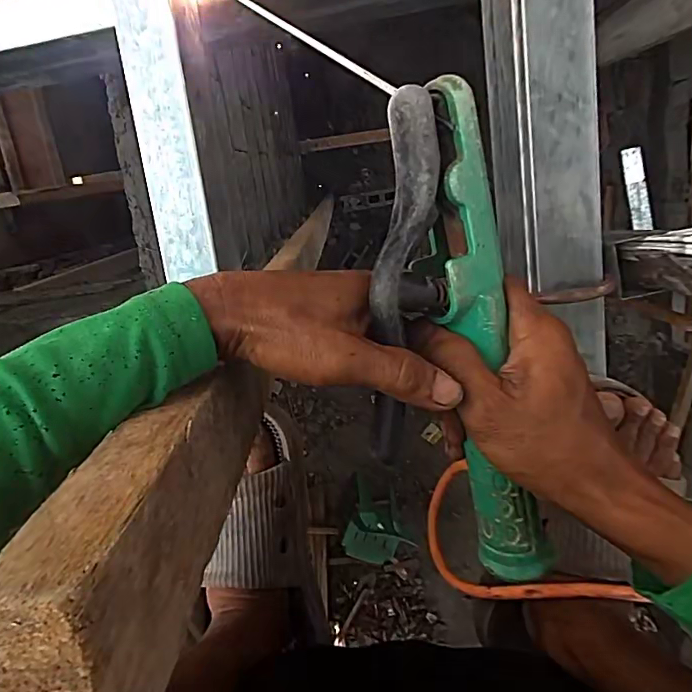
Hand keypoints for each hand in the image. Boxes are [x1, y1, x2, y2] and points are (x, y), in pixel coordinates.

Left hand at [185, 271, 463, 412]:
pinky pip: (365, 340)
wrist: (224, 317)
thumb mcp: (345, 358)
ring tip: (421, 399)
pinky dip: (377, 362)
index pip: (437, 312)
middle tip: (444, 401)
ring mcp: (344, 305)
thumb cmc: (278, 328)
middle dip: (431, 362)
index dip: (455, 346)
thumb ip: (398, 372)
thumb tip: (447, 389)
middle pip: (414, 327)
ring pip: (389, 336)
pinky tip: (380, 383)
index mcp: (378, 290)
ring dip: (404, 365)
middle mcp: (365, 292)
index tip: (467, 378)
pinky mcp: (325, 320)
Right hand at [414, 278, 691, 585]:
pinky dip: (477, 392)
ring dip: (461, 379)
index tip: (430, 318)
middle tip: (442, 382)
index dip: (455, 296)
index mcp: (535, 332)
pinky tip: (470, 421)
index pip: (490, 283)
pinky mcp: (535, 376)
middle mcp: (541, 336)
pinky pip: (494, 370)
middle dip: (452, 352)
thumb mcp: (485, 404)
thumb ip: (454, 359)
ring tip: (457, 415)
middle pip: (479, 320)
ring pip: (482, 349)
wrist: (594, 487)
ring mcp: (539, 356)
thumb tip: (424, 328)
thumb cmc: (553, 452)